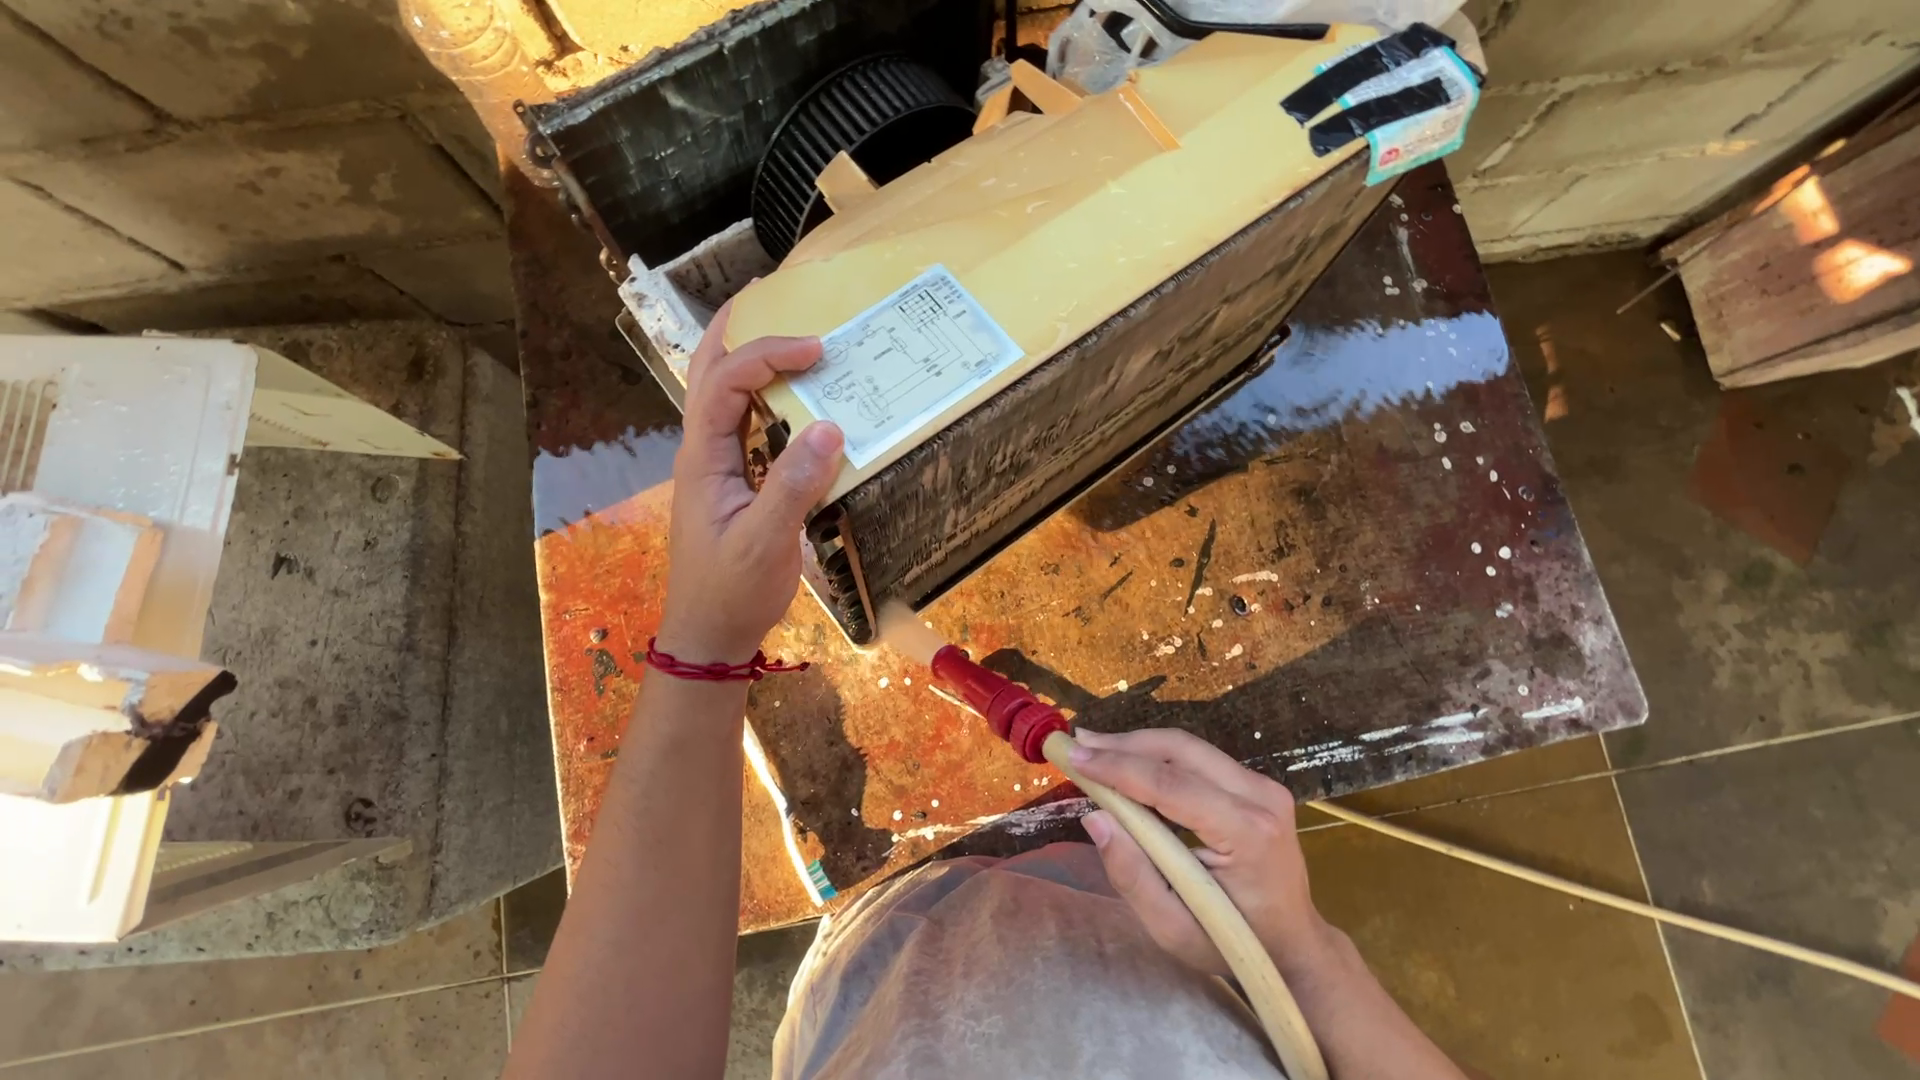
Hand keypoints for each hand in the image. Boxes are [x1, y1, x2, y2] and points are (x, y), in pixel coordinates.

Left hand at [658, 301, 844, 663]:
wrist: (709, 635)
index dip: (767, 355)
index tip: (816, 349)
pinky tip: (791, 398)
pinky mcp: (732, 483)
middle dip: (734, 331)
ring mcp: (715, 467)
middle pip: (708, 374)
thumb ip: (793, 486)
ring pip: (722, 396)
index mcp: (703, 458)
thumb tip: (830, 427)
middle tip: (767, 295)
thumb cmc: (732, 591)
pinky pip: (745, 425)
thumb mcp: (765, 541)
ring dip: (747, 358)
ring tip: (781, 331)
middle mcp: (703, 452)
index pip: (725, 384)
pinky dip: (764, 397)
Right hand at [1069, 727, 1332, 977]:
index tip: (1075, 757)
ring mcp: (1263, 786)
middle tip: (1077, 745)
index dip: (1119, 768)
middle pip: (1180, 752)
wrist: (1293, 943)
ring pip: (1188, 747)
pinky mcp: (1256, 784)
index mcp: (1247, 834)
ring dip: (1137, 745)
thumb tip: (1095, 817)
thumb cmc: (1231, 943)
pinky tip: (1126, 760)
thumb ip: (1132, 876)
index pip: (1172, 786)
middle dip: (1123, 745)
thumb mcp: (1173, 929)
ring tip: (1092, 748)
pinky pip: (1197, 757)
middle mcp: (1261, 798)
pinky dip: (1156, 755)